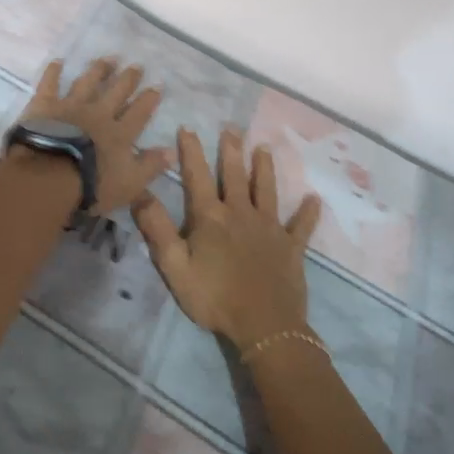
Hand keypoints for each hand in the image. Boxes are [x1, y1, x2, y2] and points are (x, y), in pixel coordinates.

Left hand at [15, 58, 172, 214]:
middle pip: (117, 92)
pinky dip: (53, 72)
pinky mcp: (45, 105)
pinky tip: (58, 61)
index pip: (139, 112)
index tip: (158, 85)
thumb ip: (151, 165)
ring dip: (99, 69)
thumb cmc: (92, 185)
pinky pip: (50, 84)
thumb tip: (173, 151)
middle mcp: (98, 113)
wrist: (50, 176)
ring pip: (88, 82)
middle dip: (128, 78)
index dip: (149, 99)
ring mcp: (71, 106)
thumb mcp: (130, 183)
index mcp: (119, 133)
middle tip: (137, 65)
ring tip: (109, 58)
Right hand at [134, 127, 322, 350]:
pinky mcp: (291, 248)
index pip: (197, 177)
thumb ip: (157, 229)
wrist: (265, 326)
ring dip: (265, 169)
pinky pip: (302, 226)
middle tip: (232, 128)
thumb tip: (139, 193)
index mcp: (211, 217)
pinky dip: (308, 213)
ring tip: (264, 148)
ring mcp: (270, 229)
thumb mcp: (174, 266)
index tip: (188, 128)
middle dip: (231, 151)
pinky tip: (314, 200)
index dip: (191, 151)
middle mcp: (241, 213)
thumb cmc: (214, 297)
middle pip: (235, 176)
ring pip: (267, 191)